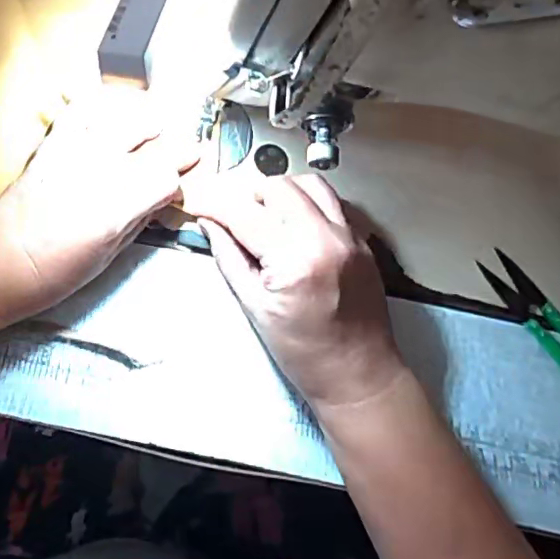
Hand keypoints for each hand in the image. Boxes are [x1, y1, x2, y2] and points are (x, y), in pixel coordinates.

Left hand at [0, 89, 200, 326]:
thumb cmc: (51, 273)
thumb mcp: (108, 256)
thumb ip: (139, 219)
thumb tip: (160, 199)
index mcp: (117, 204)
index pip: (169, 171)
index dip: (181, 177)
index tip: (180, 184)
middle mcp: (98, 167)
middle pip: (152, 132)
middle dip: (170, 144)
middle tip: (174, 156)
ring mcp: (72, 148)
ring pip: (121, 111)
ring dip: (141, 120)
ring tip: (147, 134)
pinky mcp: (51, 142)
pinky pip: (83, 108)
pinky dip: (102, 108)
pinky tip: (108, 121)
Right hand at [183, 174, 405, 408]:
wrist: (359, 375)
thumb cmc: (302, 350)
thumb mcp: (253, 306)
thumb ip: (228, 256)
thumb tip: (208, 223)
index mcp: (295, 260)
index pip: (244, 212)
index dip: (213, 204)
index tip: (197, 204)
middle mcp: (327, 239)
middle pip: (277, 186)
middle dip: (248, 197)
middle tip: (235, 220)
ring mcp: (350, 237)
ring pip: (308, 184)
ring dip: (281, 193)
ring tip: (267, 218)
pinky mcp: (362, 240)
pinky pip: (331, 201)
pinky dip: (307, 204)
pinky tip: (294, 228)